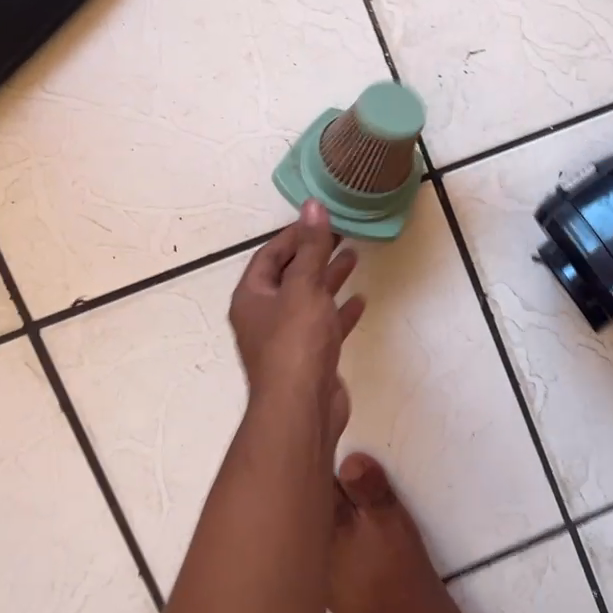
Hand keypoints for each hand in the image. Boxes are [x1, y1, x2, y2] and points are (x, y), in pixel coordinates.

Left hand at [229, 201, 365, 440]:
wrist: (301, 407)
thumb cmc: (296, 342)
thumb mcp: (304, 287)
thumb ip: (311, 247)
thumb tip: (312, 205)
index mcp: (252, 296)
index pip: (270, 254)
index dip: (294, 234)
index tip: (321, 217)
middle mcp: (264, 315)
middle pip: (290, 275)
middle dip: (314, 254)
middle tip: (342, 233)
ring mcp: (286, 338)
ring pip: (309, 299)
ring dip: (329, 278)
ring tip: (354, 257)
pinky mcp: (308, 357)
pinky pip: (324, 324)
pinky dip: (340, 311)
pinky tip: (360, 300)